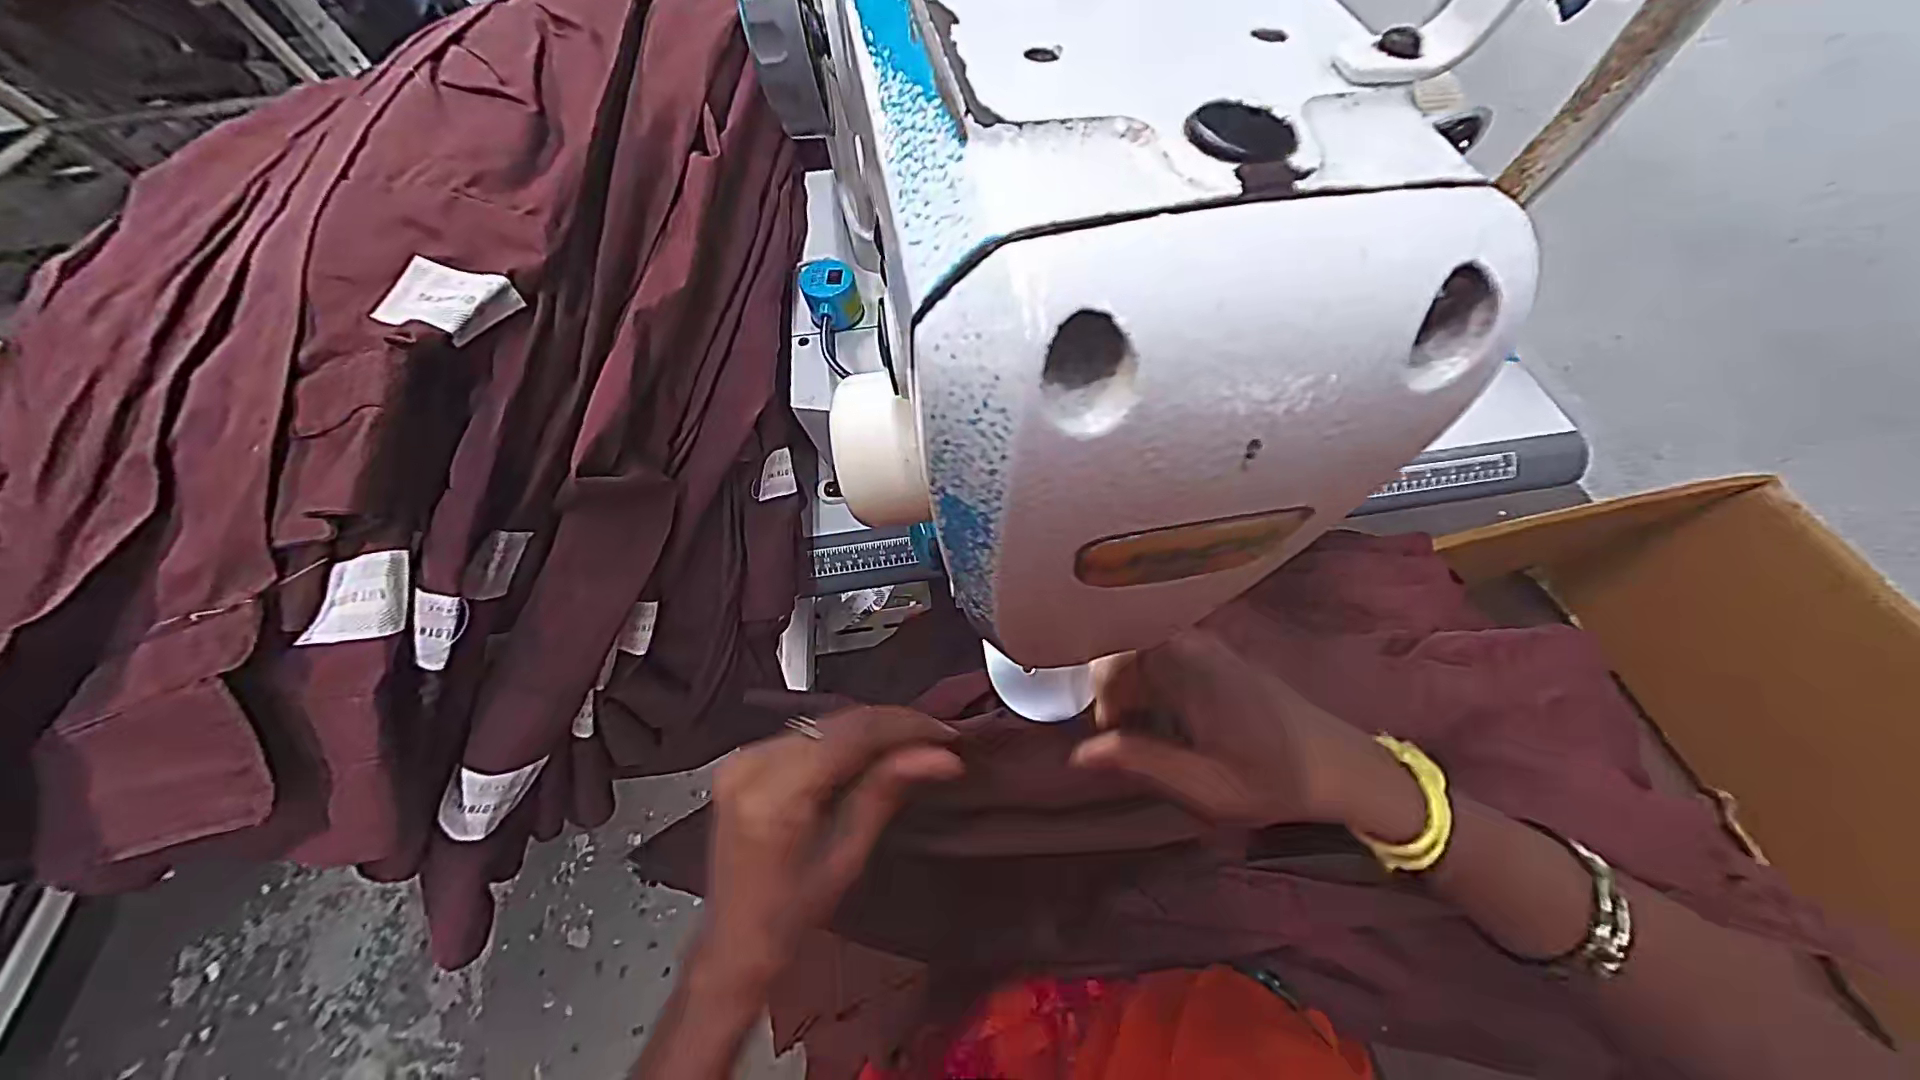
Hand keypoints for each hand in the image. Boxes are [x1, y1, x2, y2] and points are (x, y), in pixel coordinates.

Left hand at [700, 706, 963, 983]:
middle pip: (841, 721)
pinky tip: (871, 748)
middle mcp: (753, 766)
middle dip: (893, 725)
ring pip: (828, 720)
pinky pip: (808, 732)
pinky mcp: (744, 758)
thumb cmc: (789, 914)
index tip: (942, 733)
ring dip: (872, 728)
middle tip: (934, 738)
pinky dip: (845, 736)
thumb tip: (938, 757)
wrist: (736, 935)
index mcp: (777, 795)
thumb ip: (887, 791)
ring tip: (911, 743)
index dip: (905, 726)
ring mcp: (743, 759)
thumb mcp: (847, 855)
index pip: (855, 733)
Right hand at [1071, 631, 1423, 840]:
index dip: (1099, 693)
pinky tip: (1166, 720)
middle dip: (1112, 692)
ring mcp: (1205, 643)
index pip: (1112, 657)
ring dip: (1131, 690)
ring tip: (1144, 731)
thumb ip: (1139, 760)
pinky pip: (1161, 656)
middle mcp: (1193, 642)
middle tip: (1123, 735)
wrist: (1342, 766)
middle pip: (1123, 650)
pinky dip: (1150, 685)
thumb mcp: (1204, 785)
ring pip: (1140, 653)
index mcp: (1188, 665)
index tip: (1107, 729)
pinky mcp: (1213, 653)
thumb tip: (1079, 753)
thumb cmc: (1274, 778)